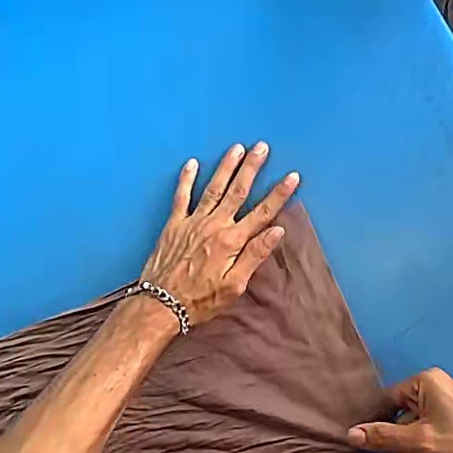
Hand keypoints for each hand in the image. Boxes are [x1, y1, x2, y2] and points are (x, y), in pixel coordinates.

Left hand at [140, 142, 299, 326]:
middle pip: (238, 191)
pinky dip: (186, 179)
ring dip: (226, 166)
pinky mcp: (174, 224)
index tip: (292, 176)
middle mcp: (214, 226)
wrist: (161, 304)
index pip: (262, 212)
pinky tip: (192, 163)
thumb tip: (277, 231)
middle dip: (252, 168)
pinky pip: (181, 196)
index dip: (279, 194)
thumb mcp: (234, 285)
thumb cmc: (200, 300)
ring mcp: (193, 222)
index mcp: (232, 241)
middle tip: (262, 147)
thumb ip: (255, 255)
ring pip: (213, 188)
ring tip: (237, 148)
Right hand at [347, 369, 452, 452]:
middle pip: (406, 431)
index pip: (391, 405)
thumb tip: (350, 433)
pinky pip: (436, 451)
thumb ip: (383, 438)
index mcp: (427, 383)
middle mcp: (437, 393)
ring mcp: (449, 414)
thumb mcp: (420, 444)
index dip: (384, 433)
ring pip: (421, 446)